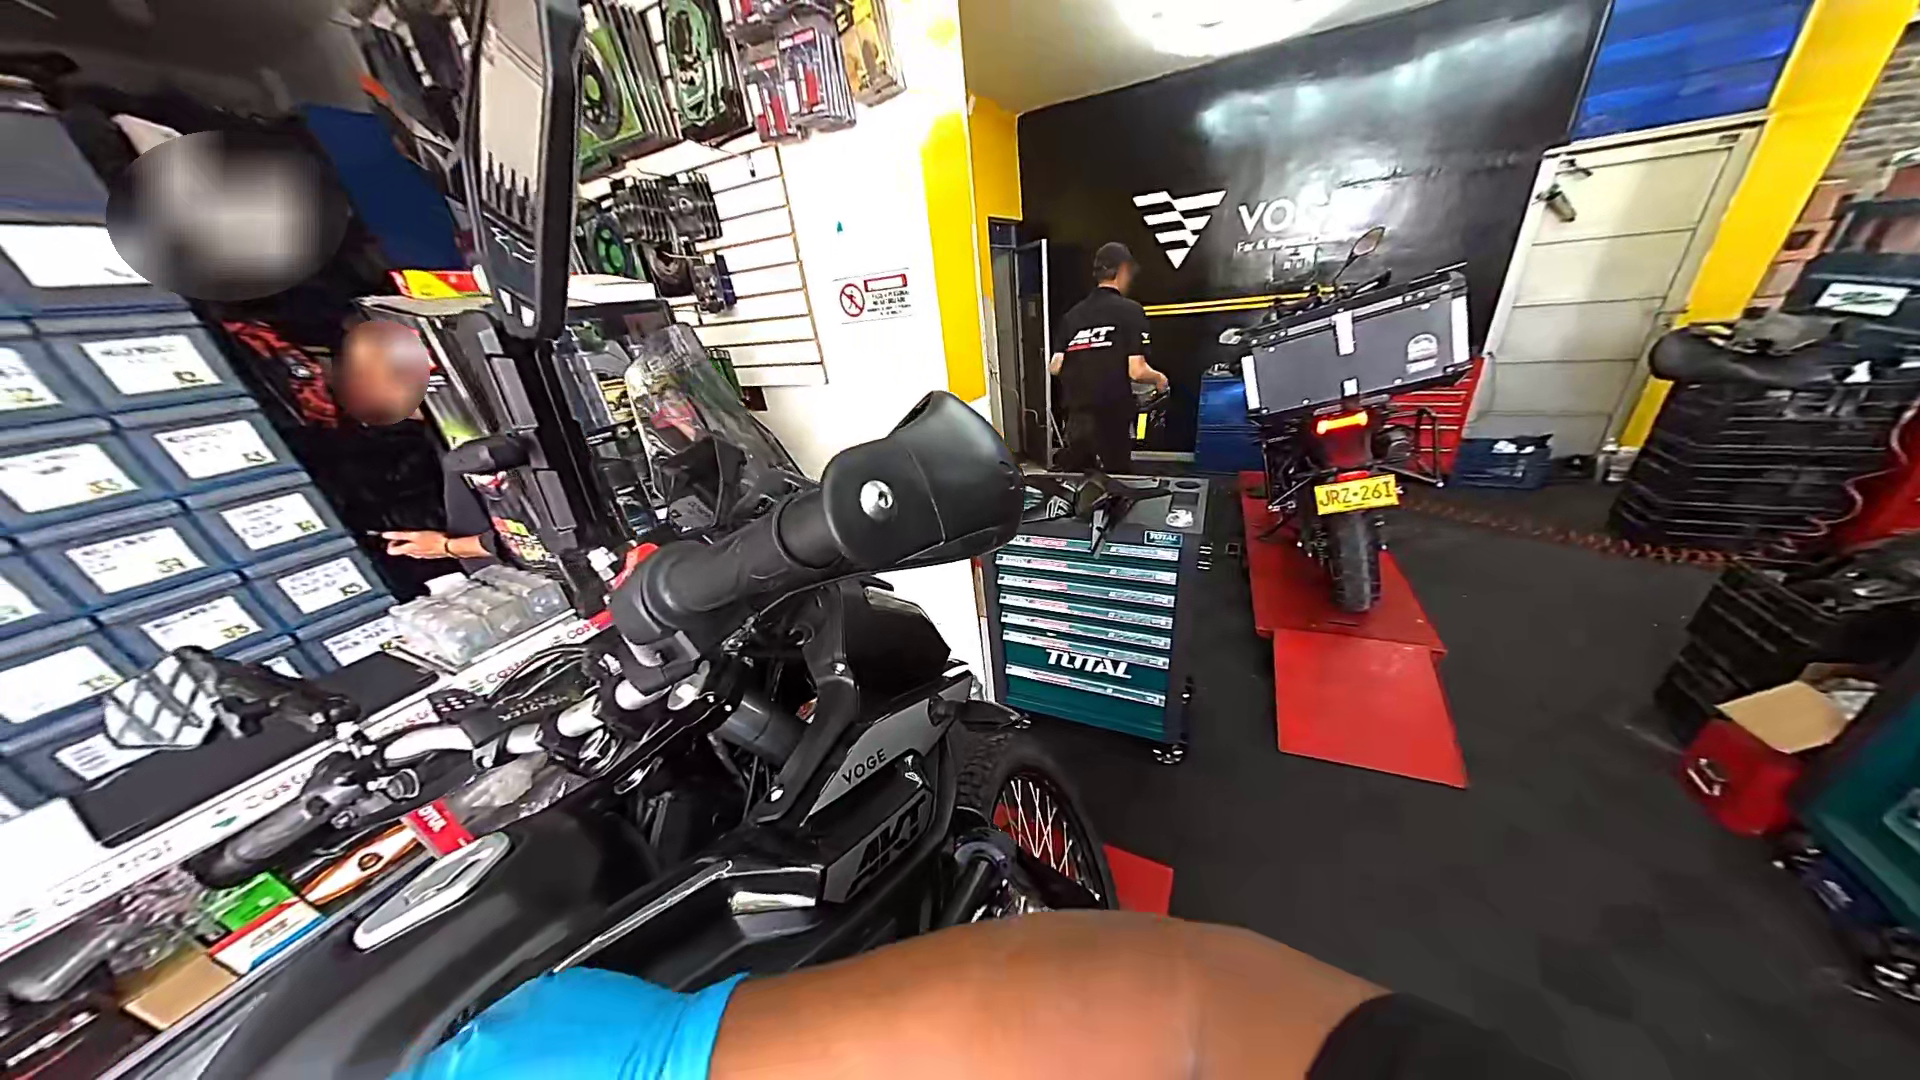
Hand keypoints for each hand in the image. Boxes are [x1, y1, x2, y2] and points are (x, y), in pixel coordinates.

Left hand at [383, 530, 450, 557]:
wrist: (453, 546)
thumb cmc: (435, 540)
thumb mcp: (415, 535)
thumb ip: (399, 535)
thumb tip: (385, 535)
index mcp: (408, 550)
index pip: (392, 551)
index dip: (391, 543)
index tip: (394, 537)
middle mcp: (414, 554)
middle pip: (402, 551)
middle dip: (402, 544)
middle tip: (406, 536)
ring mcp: (424, 555)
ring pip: (413, 551)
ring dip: (413, 545)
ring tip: (419, 537)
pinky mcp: (434, 554)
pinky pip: (424, 552)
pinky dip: (423, 547)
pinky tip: (429, 542)